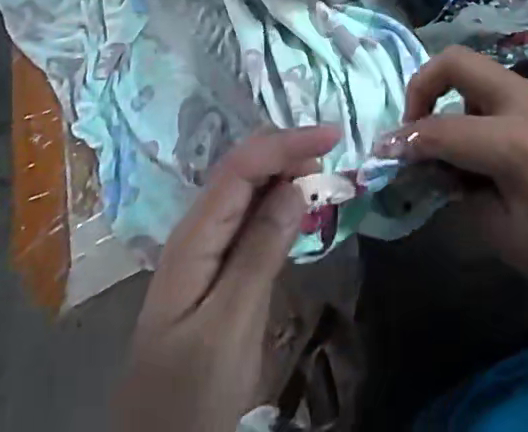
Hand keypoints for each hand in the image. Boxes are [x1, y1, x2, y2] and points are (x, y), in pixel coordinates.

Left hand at [115, 125, 340, 431]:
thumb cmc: (192, 391)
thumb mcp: (231, 324)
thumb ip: (261, 251)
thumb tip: (297, 186)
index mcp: (193, 238)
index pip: (240, 167)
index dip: (286, 143)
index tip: (334, 137)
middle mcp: (196, 232)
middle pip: (242, 171)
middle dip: (288, 152)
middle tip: (336, 159)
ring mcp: (205, 251)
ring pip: (248, 192)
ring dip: (286, 174)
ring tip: (326, 175)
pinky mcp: (217, 270)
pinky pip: (250, 220)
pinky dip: (280, 203)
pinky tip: (301, 208)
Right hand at [376, 46, 527, 322]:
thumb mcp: (511, 238)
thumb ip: (463, 192)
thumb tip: (435, 166)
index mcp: (519, 144)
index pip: (440, 130)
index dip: (403, 140)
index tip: (383, 148)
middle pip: (460, 62)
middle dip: (424, 85)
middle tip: (417, 121)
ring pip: (496, 82)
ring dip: (475, 110)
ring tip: (484, 154)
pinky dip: (512, 115)